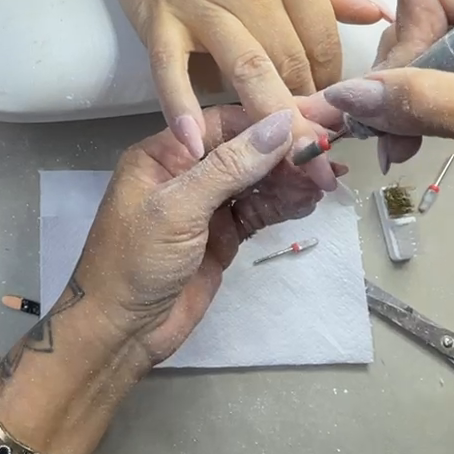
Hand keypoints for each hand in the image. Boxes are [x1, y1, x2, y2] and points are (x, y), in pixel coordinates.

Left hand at [69, 106, 340, 365]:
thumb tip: (280, 124)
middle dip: (286, 153)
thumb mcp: (178, 208)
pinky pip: (258, 210)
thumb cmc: (137, 261)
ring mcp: (204, 206)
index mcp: (162, 154)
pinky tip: (308, 202)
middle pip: (244, 150)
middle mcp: (184, 173)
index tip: (315, 126)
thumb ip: (229, 167)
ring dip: (290, 180)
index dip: (268, 123)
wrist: (121, 330)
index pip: (223, 124)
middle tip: (332, 160)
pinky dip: (283, 205)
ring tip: (327, 184)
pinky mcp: (221, 235)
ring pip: (256, 180)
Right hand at [105, 0, 388, 188]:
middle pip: (290, 61)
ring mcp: (200, 9)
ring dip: (269, 120)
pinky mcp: (159, 24)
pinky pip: (169, 73)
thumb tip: (377, 16)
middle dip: (311, 112)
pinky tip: (195, 143)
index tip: (335, 109)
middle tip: (323, 156)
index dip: (334, 80)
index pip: (322, 36)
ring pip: (243, 70)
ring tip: (288, 163)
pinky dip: (181, 108)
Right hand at [312, 0, 453, 234]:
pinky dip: (402, 116)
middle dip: (394, 81)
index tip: (407, 97)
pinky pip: (419, 85)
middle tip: (391, 136)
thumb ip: (431, 103)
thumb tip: (343, 94)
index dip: (408, 40)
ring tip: (399, 150)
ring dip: (392, 104)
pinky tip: (403, 147)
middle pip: (411, 25)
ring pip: (408, 59)